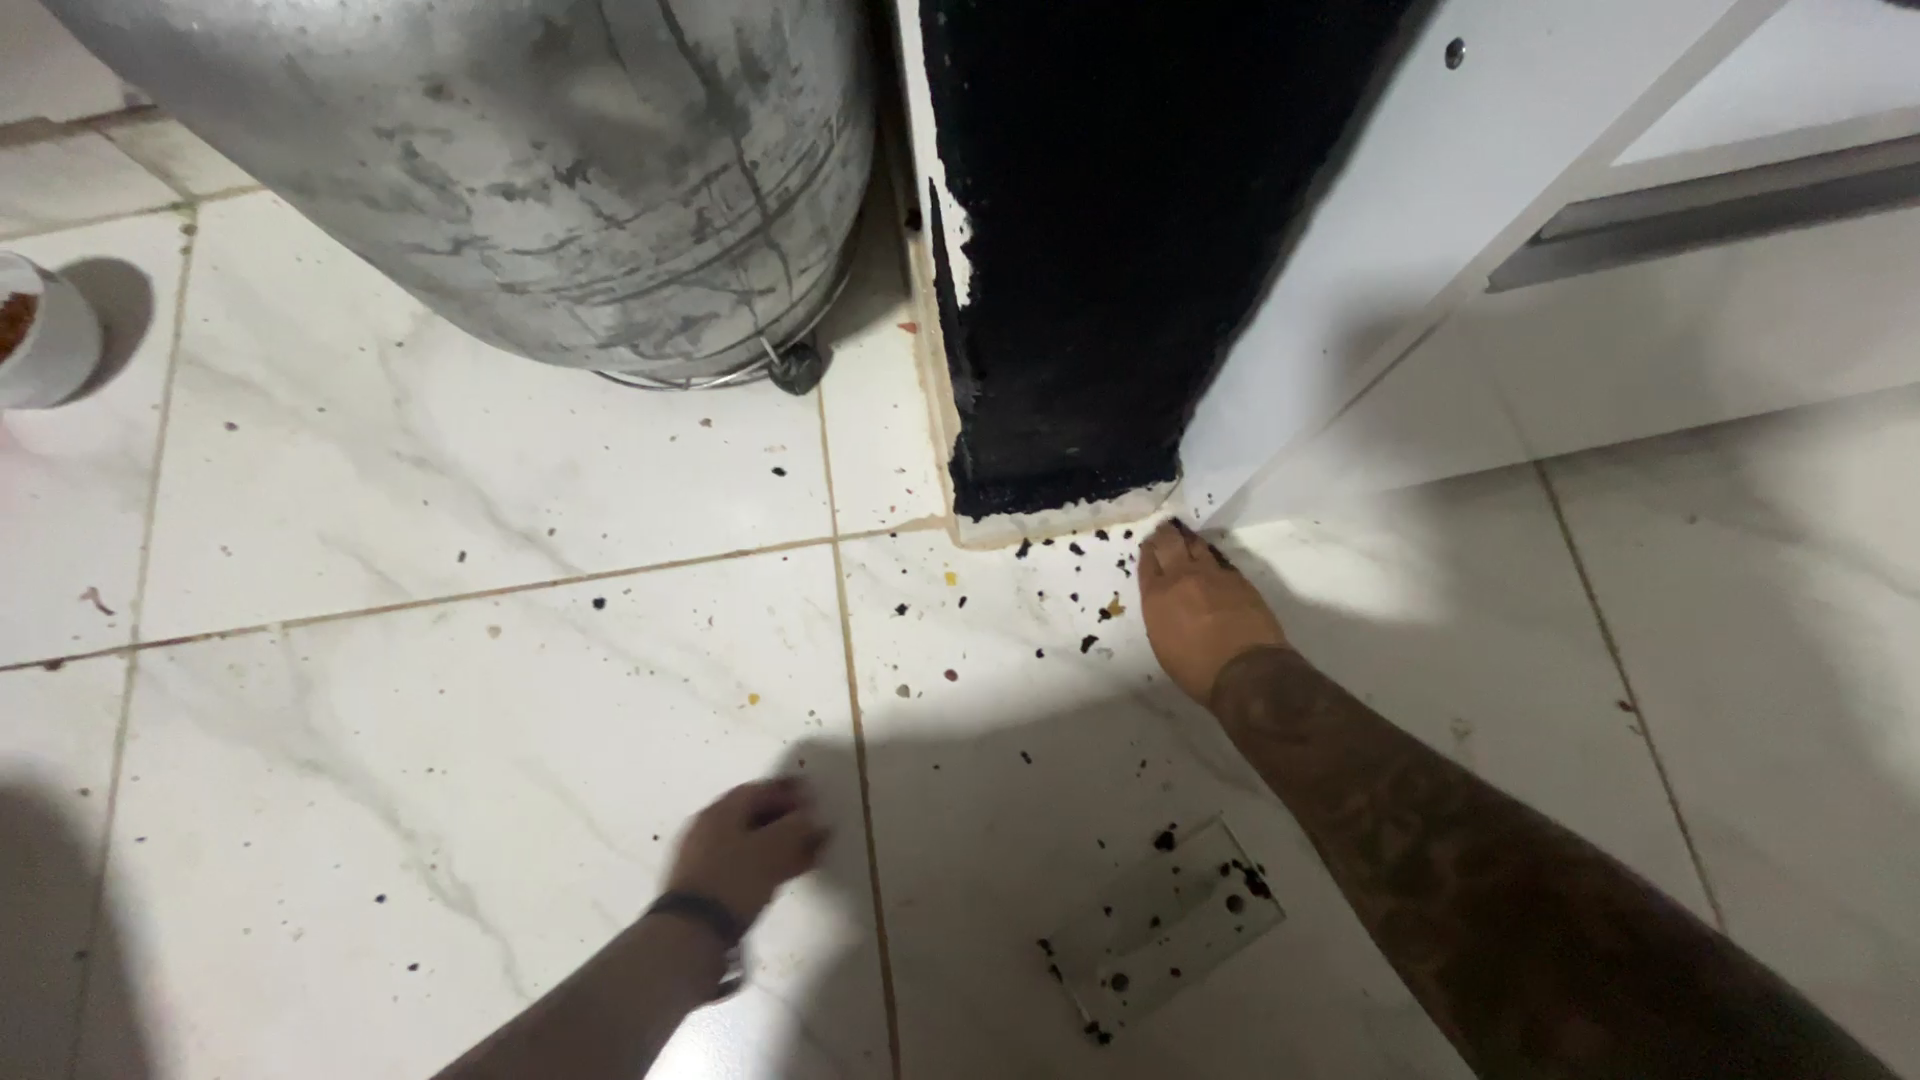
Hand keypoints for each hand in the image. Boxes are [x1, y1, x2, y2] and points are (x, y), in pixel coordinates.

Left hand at [665, 777, 827, 927]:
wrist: (690, 933)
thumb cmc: (734, 879)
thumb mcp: (774, 848)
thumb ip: (796, 827)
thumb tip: (810, 817)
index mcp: (721, 810)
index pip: (761, 790)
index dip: (790, 793)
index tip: (814, 801)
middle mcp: (708, 826)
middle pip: (755, 815)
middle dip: (787, 821)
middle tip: (813, 830)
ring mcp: (703, 856)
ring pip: (751, 842)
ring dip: (781, 845)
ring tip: (808, 855)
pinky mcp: (705, 884)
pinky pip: (742, 863)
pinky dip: (766, 863)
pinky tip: (786, 874)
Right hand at [1139, 519, 1288, 704]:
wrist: (1246, 670)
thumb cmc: (1196, 669)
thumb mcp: (1163, 645)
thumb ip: (1161, 616)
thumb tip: (1168, 605)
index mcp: (1156, 596)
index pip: (1148, 563)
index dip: (1147, 551)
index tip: (1148, 544)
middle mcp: (1181, 577)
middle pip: (1169, 543)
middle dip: (1164, 534)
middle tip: (1164, 529)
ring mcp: (1212, 574)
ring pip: (1196, 545)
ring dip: (1188, 539)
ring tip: (1185, 535)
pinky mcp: (1238, 578)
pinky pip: (1220, 559)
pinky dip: (1211, 556)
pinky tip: (1211, 558)